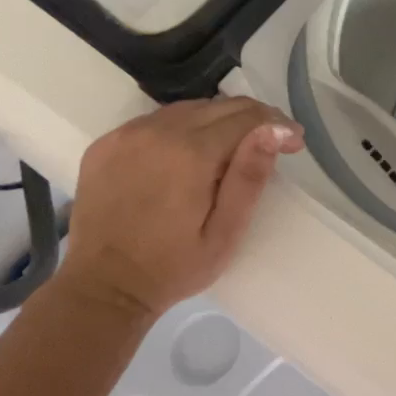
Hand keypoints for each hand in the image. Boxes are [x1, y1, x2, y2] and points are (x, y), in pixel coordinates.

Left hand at [59, 97, 303, 317]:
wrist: (101, 289)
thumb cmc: (173, 267)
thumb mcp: (225, 232)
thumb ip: (250, 177)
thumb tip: (274, 130)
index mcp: (191, 154)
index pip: (248, 118)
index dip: (277, 126)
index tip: (294, 144)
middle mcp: (158, 132)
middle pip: (220, 106)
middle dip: (253, 120)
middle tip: (271, 144)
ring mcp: (127, 135)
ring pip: (189, 109)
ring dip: (218, 122)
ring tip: (231, 150)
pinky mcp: (106, 143)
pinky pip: (157, 121)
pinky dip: (181, 129)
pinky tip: (187, 155)